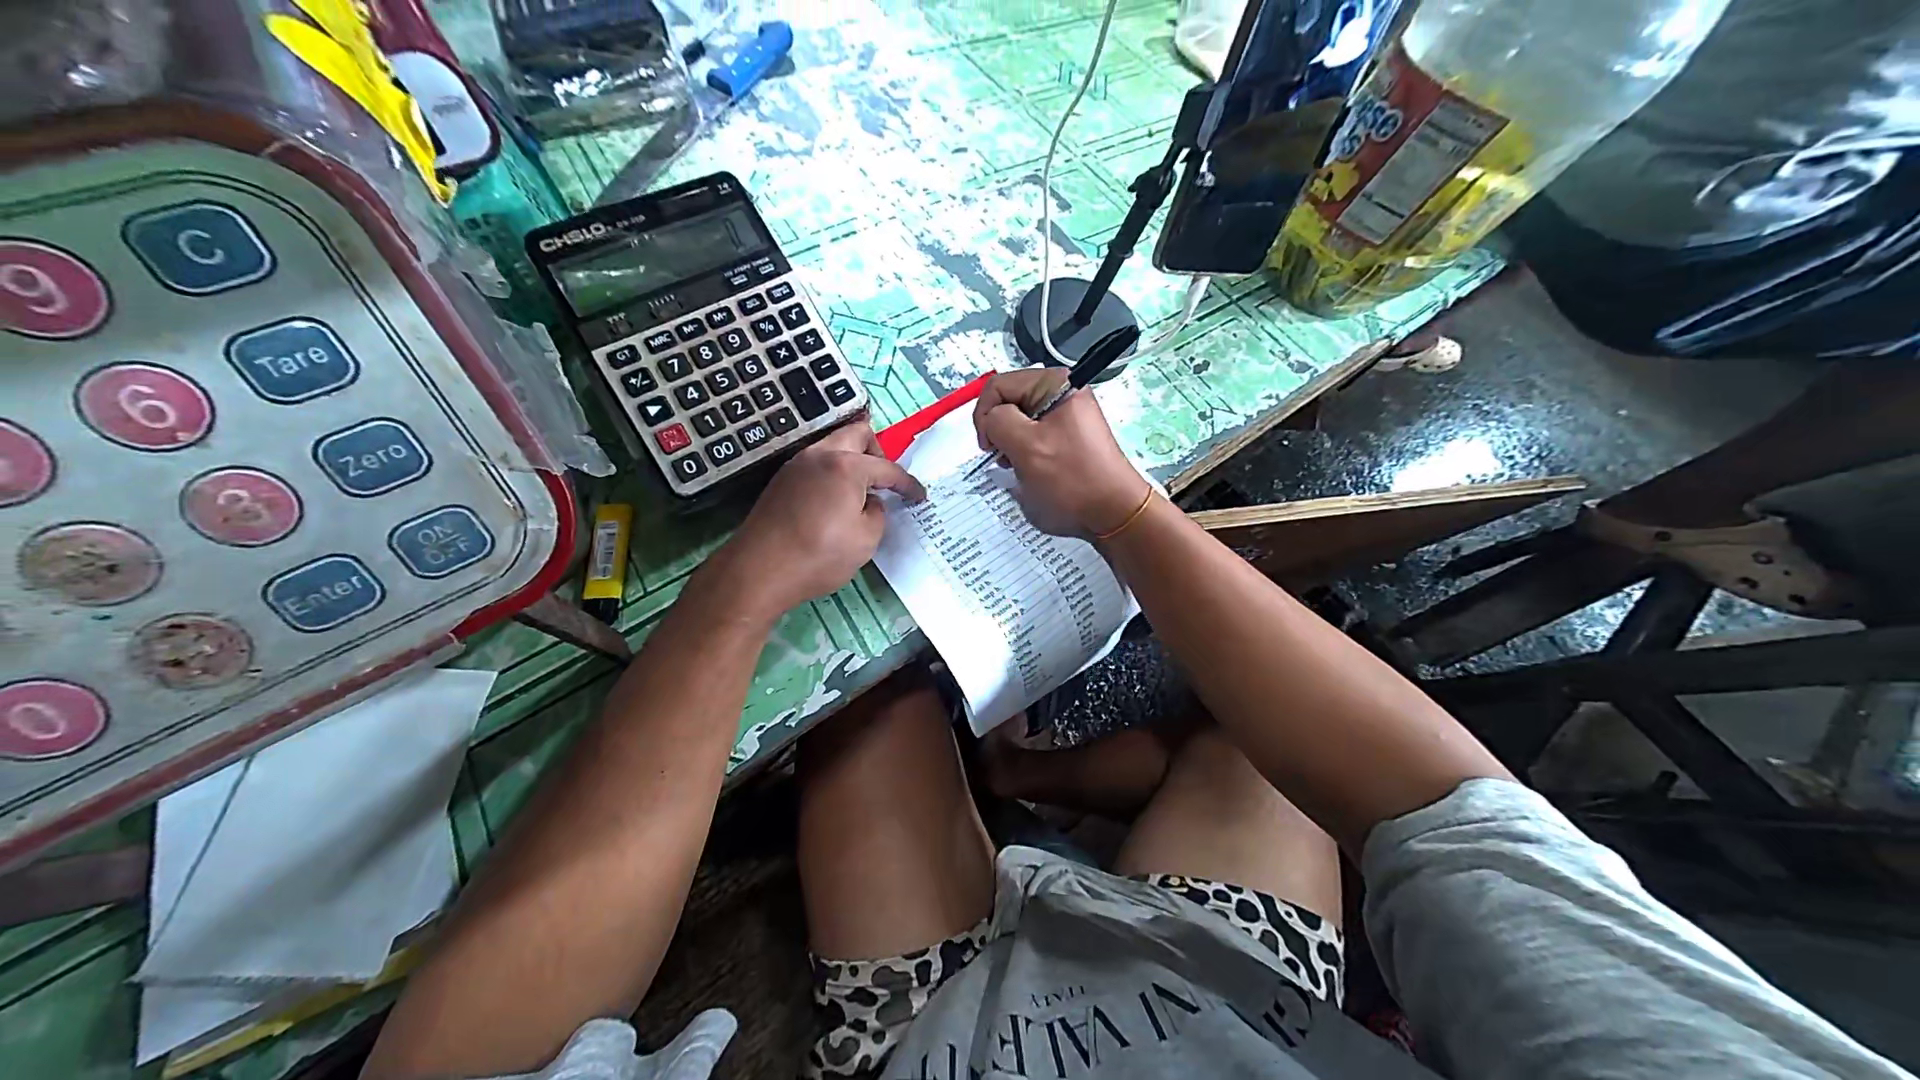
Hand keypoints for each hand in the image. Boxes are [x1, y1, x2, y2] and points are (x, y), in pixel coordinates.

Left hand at [705, 420, 925, 619]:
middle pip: (858, 433)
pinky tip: (835, 501)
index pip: (888, 467)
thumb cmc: (819, 556)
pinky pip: (817, 464)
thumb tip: (870, 502)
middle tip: (885, 481)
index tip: (918, 496)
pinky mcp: (782, 480)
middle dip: (879, 452)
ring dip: (853, 460)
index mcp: (847, 465)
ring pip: (833, 445)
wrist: (759, 570)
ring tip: (861, 492)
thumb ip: (877, 513)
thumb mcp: (866, 540)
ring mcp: (797, 465)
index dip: (908, 483)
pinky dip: (833, 472)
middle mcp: (820, 455)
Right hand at [974, 370, 1148, 536]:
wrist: (1113, 511)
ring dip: (1012, 445)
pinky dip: (1025, 453)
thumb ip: (997, 422)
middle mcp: (1062, 392)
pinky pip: (1034, 437)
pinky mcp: (1068, 436)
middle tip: (1007, 458)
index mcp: (1055, 383)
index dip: (985, 415)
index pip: (997, 386)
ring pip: (1018, 422)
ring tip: (1022, 467)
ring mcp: (1066, 415)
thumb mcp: (1025, 446)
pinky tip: (1032, 470)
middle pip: (1008, 402)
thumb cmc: (1072, 479)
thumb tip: (991, 420)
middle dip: (1000, 431)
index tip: (989, 446)